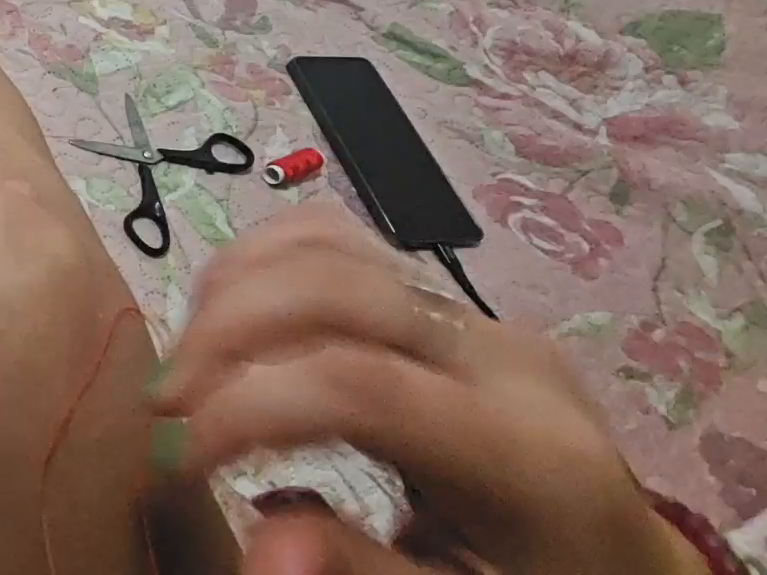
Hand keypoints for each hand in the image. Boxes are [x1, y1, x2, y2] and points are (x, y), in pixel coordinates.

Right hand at [150, 204, 702, 574]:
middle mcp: (498, 356)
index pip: (356, 386)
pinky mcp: (433, 292)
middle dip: (222, 334)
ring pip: (324, 245)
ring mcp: (468, 310)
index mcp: (527, 453)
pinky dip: (259, 257)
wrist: (612, 557)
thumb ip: (357, 571)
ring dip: (230, 288)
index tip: (179, 456)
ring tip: (189, 352)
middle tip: (166, 397)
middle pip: (332, 292)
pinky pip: (332, 237)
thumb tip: (257, 551)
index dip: (245, 405)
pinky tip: (225, 305)